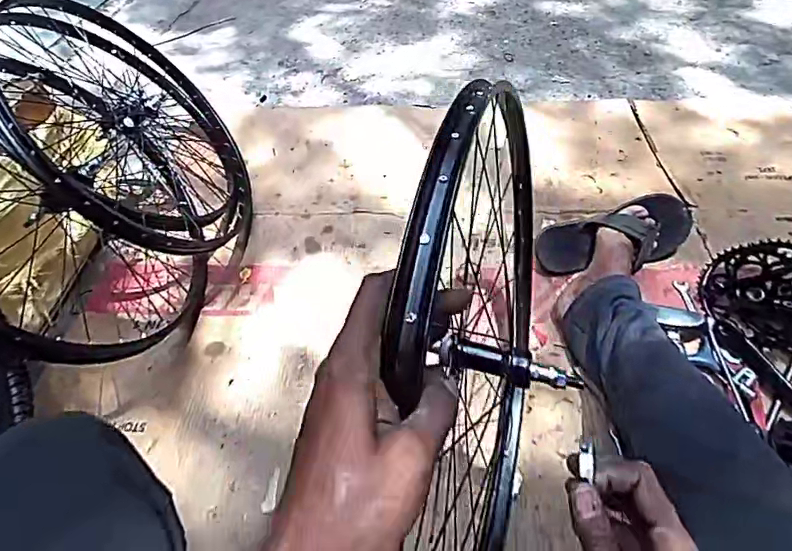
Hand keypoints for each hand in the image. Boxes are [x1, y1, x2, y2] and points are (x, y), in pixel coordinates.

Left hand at [264, 272, 458, 550]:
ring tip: (448, 348)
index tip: (442, 286)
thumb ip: (435, 409)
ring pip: (376, 348)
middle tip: (456, 315)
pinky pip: (372, 376)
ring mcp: (335, 394)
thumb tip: (447, 382)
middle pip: (377, 318)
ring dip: (412, 344)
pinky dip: (401, 370)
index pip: (373, 296)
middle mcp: (337, 372)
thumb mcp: (410, 458)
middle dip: (419, 312)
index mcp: (349, 368)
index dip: (408, 280)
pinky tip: (425, 389)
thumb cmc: (351, 512)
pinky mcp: (339, 416)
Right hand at [567, 459, 696, 550]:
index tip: (580, 472)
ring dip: (603, 497)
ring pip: (633, 507)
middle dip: (602, 478)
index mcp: (674, 533)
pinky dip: (609, 519)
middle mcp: (674, 534)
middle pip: (636, 487)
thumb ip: (600, 531)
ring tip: (577, 496)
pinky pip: (633, 528)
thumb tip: (580, 490)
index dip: (607, 467)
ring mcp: (667, 545)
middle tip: (574, 475)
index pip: (640, 474)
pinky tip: (592, 521)